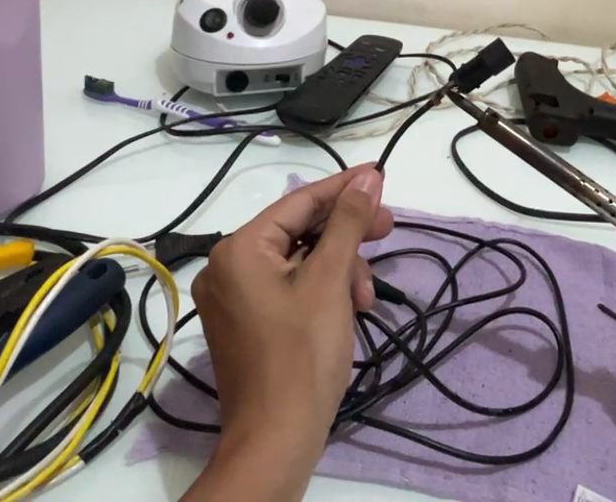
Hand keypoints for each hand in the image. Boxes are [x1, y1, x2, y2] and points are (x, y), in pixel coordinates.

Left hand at [181, 165, 393, 501]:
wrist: (276, 441)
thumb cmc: (303, 354)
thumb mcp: (330, 279)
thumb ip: (349, 221)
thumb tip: (368, 176)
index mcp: (239, 249)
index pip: (300, 201)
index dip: (345, 187)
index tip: (381, 174)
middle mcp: (228, 266)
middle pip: (300, 230)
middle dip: (347, 234)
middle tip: (388, 229)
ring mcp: (234, 297)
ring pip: (300, 260)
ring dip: (340, 269)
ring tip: (366, 296)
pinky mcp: (246, 322)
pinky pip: (290, 286)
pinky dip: (323, 290)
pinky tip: (351, 307)